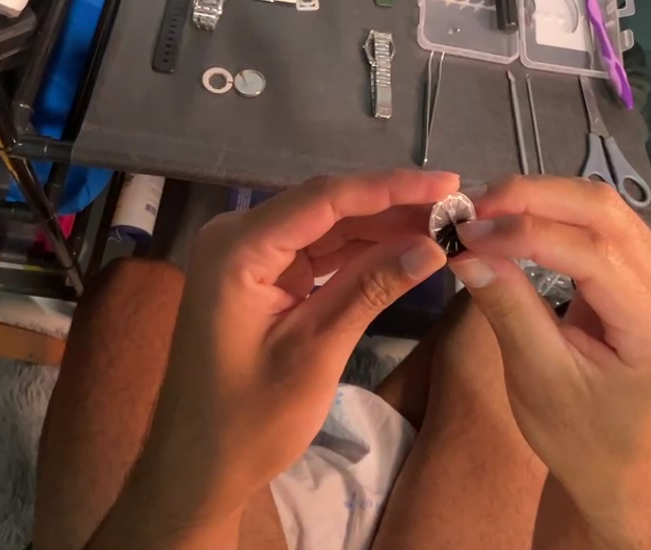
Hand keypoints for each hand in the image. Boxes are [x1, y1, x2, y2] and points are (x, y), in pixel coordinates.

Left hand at [97, 170, 455, 544]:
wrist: (195, 468)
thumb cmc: (247, 422)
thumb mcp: (315, 353)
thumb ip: (370, 290)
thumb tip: (430, 245)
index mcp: (239, 247)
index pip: (324, 199)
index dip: (389, 187)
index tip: (446, 182)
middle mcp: (241, 235)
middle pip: (328, 206)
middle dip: (392, 205)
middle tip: (454, 205)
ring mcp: (252, 253)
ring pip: (328, 226)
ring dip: (382, 227)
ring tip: (442, 223)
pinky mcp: (264, 273)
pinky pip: (320, 251)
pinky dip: (362, 252)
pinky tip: (404, 248)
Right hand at [448, 178, 650, 542]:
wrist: (615, 468)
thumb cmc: (579, 437)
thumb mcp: (537, 377)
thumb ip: (507, 305)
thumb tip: (463, 247)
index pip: (594, 252)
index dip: (525, 232)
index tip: (467, 229)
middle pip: (604, 212)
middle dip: (531, 198)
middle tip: (472, 206)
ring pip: (602, 207)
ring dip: (538, 198)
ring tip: (485, 208)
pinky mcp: (650, 271)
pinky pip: (600, 222)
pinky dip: (551, 211)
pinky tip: (514, 216)